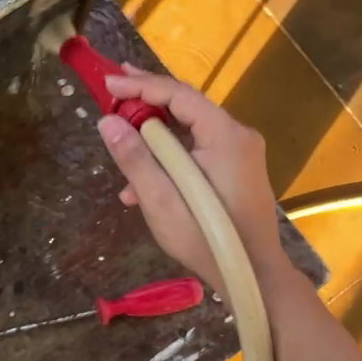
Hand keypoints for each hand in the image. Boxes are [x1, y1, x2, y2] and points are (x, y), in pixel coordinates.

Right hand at [95, 67, 283, 290]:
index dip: (141, 85)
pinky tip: (140, 185)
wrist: (254, 278)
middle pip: (186, 106)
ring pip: (189, 129)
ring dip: (153, 135)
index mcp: (225, 136)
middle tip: (114, 84)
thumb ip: (134, 157)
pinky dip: (168, 157)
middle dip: (146, 98)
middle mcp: (238, 136)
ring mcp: (240, 154)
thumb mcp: (161, 200)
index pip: (179, 94)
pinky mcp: (236, 171)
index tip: (109, 83)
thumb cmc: (207, 239)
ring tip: (119, 137)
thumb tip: (107, 121)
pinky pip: (196, 150)